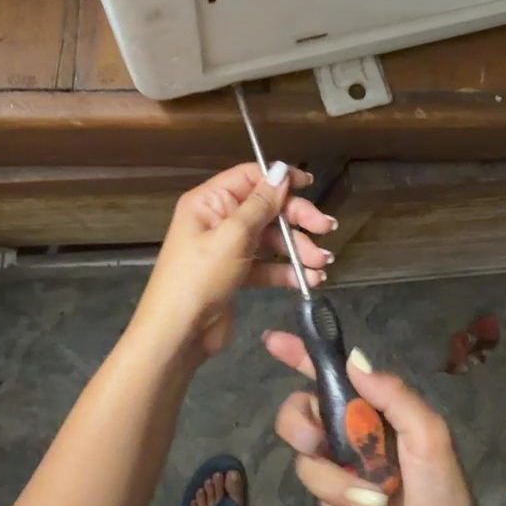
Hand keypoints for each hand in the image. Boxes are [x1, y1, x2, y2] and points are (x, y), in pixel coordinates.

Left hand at [133, 161, 334, 357]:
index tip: (309, 185)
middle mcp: (219, 220)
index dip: (280, 179)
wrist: (178, 334)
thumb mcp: (232, 236)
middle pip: (267, 209)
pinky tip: (309, 280)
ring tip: (321, 265)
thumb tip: (281, 171)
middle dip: (297, 219)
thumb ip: (261, 205)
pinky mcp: (237, 274)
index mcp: (210, 202)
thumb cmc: (199, 277)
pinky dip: (288, 271)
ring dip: (299, 249)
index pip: (250, 178)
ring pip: (271, 239)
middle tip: (327, 228)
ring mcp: (229, 248)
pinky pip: (268, 265)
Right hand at [264, 334, 490, 505]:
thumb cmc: (442, 487)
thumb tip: (354, 359)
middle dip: (301, 430)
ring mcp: (338, 469)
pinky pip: (324, 505)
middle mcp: (347, 432)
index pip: (328, 373)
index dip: (298, 353)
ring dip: (345, 490)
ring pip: (309, 468)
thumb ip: (394, 396)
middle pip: (297, 417)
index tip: (273, 340)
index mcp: (369, 407)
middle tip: (317, 443)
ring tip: (382, 504)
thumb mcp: (429, 435)